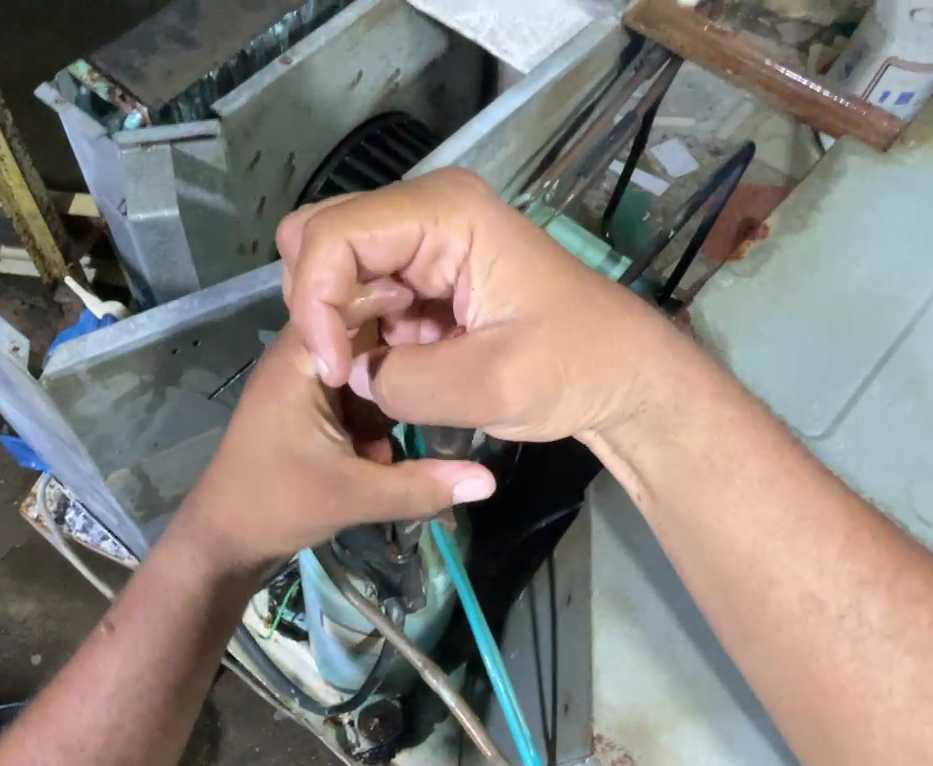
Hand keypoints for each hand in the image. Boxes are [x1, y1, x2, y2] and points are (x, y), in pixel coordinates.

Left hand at [169, 326, 496, 573]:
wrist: (223, 541)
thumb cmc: (274, 505)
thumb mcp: (352, 496)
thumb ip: (421, 487)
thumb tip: (488, 482)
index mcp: (303, 358)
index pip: (358, 299)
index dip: (409, 304)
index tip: (456, 322)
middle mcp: (303, 360)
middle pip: (368, 334)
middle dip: (409, 354)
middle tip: (454, 371)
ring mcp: (306, 386)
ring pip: (366, 369)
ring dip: (394, 393)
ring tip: (433, 411)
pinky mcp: (311, 412)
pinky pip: (356, 398)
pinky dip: (377, 417)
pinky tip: (393, 450)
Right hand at [277, 167, 695, 444]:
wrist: (617, 377)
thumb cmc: (573, 369)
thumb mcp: (493, 385)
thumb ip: (405, 382)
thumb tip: (354, 373)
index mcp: (446, 213)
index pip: (332, 235)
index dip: (315, 302)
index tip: (335, 370)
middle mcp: (425, 213)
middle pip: (318, 237)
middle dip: (317, 305)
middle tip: (346, 365)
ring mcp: (422, 244)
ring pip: (332, 268)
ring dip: (338, 324)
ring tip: (378, 370)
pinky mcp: (422, 279)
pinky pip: (359, 299)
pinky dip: (359, 336)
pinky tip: (395, 367)